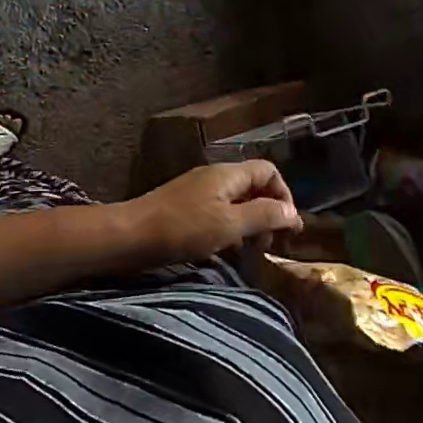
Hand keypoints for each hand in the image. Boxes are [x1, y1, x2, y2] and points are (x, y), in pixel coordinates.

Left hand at [122, 161, 301, 266]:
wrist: (129, 236)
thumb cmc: (182, 228)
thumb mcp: (229, 224)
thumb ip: (263, 215)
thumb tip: (293, 212)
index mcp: (227, 174)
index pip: (268, 171)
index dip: (284, 195)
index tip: (287, 228)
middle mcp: (213, 177)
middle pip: (253, 187)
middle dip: (268, 213)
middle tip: (268, 245)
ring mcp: (196, 193)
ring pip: (235, 204)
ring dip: (248, 225)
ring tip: (248, 251)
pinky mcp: (184, 210)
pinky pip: (217, 215)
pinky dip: (228, 231)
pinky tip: (224, 252)